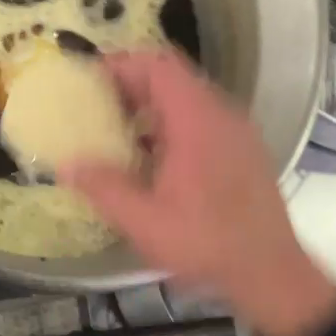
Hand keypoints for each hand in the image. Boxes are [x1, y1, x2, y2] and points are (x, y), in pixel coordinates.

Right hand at [62, 48, 335, 335]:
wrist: (268, 271)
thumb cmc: (205, 244)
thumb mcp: (143, 221)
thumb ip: (103, 188)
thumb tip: (67, 165)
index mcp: (197, 122)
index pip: (158, 66)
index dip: (120, 63)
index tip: (86, 78)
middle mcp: (221, 117)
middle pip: (172, 80)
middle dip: (128, 86)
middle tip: (90, 107)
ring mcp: (236, 134)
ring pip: (186, 102)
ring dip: (147, 109)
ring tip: (111, 134)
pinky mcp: (241, 153)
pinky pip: (199, 123)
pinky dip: (167, 128)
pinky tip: (146, 161)